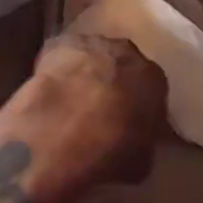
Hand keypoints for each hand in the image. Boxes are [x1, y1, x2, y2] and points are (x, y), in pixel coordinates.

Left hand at [18, 34, 166, 188]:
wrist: (68, 127)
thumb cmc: (113, 148)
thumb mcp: (142, 159)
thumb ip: (142, 140)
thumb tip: (134, 139)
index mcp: (152, 77)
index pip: (149, 87)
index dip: (137, 103)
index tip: (127, 119)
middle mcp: (124, 51)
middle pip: (119, 63)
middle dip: (111, 81)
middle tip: (98, 106)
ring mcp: (88, 42)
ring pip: (89, 55)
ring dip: (83, 72)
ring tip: (70, 98)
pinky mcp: (56, 43)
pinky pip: (60, 55)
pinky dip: (56, 68)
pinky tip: (50, 89)